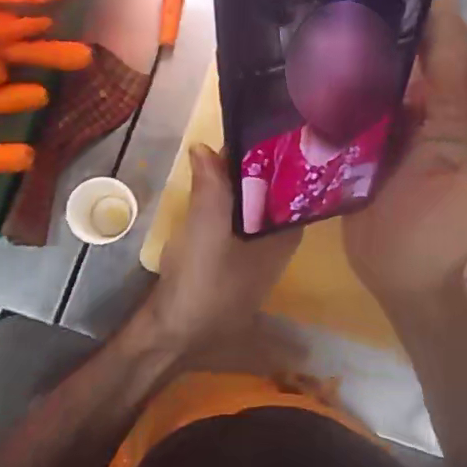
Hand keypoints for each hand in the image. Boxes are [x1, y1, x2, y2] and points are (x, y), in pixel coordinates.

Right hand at [145, 143, 301, 350]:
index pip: (295, 191)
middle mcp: (274, 250)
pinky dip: (223, 207)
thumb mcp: (208, 226)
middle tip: (237, 137)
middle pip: (272, 201)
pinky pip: (231, 227)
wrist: (172, 333)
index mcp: (283, 241)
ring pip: (250, 214)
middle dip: (257, 172)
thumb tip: (206, 147)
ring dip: (237, 188)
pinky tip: (207, 194)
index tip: (265, 134)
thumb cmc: (202, 281)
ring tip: (221, 156)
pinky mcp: (225, 268)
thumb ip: (212, 185)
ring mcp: (249, 261)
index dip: (283, 163)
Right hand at [344, 0, 466, 312]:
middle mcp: (429, 115)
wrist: (396, 279)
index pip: (449, 57)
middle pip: (409, 61)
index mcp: (462, 116)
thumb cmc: (440, 238)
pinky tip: (308, 71)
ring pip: (377, 81)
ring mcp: (392, 130)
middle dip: (387, 26)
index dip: (435, 20)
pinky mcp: (363, 146)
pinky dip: (336, 90)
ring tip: (323, 19)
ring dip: (357, 53)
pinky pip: (352, 109)